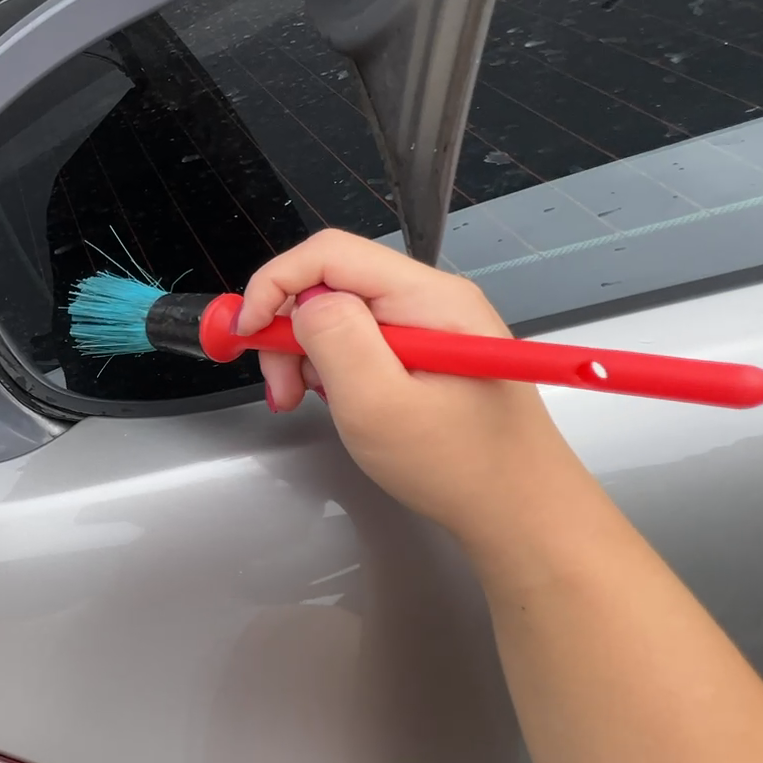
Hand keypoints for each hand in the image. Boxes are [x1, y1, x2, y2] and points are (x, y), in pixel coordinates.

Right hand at [235, 230, 588, 546]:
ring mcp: (422, 323)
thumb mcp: (378, 404)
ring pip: (330, 312)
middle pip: (325, 283)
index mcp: (427, 298)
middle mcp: (426, 298)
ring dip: (298, 353)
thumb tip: (300, 304)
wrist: (518, 509)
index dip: (274, 284)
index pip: (329, 254)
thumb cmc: (454, 464)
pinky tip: (324, 398)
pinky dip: (320, 365)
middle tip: (277, 387)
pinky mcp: (415, 348)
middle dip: (284, 330)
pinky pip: (349, 337)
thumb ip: (336, 340)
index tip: (245, 333)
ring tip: (297, 400)